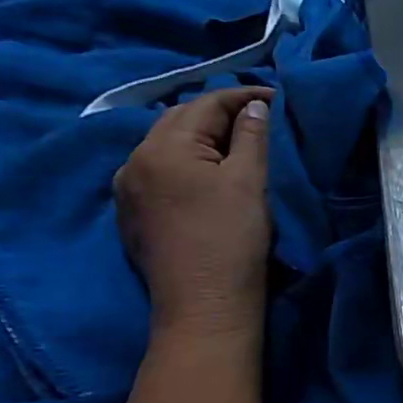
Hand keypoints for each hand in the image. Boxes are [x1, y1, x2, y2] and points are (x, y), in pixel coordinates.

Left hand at [114, 87, 273, 338]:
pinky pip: (157, 172)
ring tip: (233, 143)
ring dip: (198, 138)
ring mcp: (128, 190)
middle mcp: (134, 160)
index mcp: (163, 147)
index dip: (243, 96)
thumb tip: (255, 105)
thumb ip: (252, 135)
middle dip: (218, 115)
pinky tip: (204, 173)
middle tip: (256, 119)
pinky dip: (183, 163)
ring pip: (165, 146)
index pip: (205, 103)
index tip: (275, 97)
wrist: (205, 306)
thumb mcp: (249, 181)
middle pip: (179, 120)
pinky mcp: (131, 215)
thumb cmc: (232, 240)